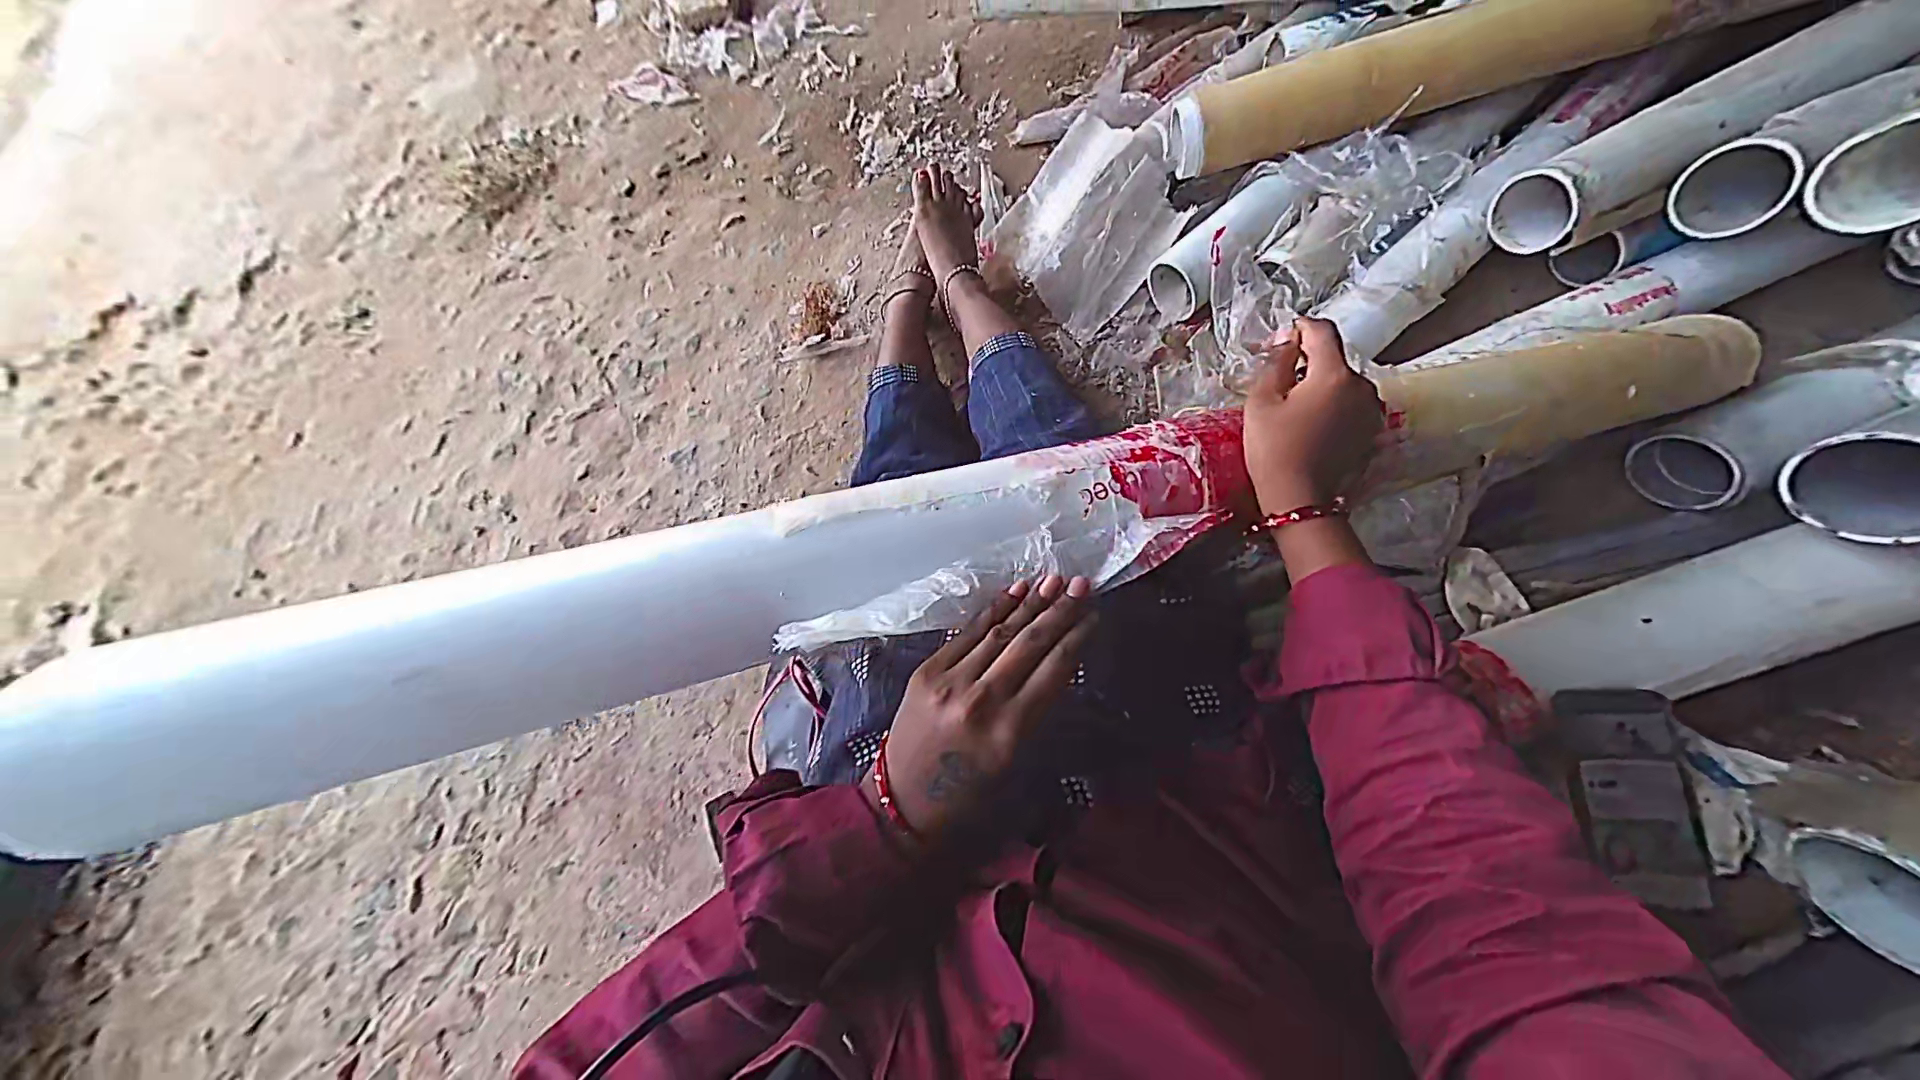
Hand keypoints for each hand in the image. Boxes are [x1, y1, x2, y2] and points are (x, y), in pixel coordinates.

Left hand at [872, 575, 1095, 840]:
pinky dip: (993, 612)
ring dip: (1029, 605)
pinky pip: (967, 635)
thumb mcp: (1013, 761)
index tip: (1092, 614)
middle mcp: (980, 701)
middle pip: (1028, 645)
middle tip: (1080, 585)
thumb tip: (1056, 662)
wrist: (901, 803)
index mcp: (1009, 732)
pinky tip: (1015, 594)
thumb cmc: (968, 795)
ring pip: (999, 635)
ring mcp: (949, 682)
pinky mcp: (927, 672)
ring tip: (1054, 581)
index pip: (1052, 672)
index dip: (1075, 638)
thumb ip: (1035, 711)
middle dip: (1059, 612)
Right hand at [1242, 317, 1384, 514]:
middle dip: (1309, 363)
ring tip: (1295, 408)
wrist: (1300, 499)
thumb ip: (1277, 363)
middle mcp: (1362, 386)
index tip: (1281, 338)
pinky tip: (1311, 426)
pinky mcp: (1371, 432)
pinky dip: (1332, 408)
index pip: (1322, 332)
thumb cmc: (1273, 449)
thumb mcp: (1261, 402)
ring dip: (1322, 387)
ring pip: (1343, 384)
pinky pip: (1350, 407)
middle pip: (1334, 360)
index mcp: (1334, 374)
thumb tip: (1288, 341)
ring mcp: (1371, 410)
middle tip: (1281, 381)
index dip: (1300, 328)